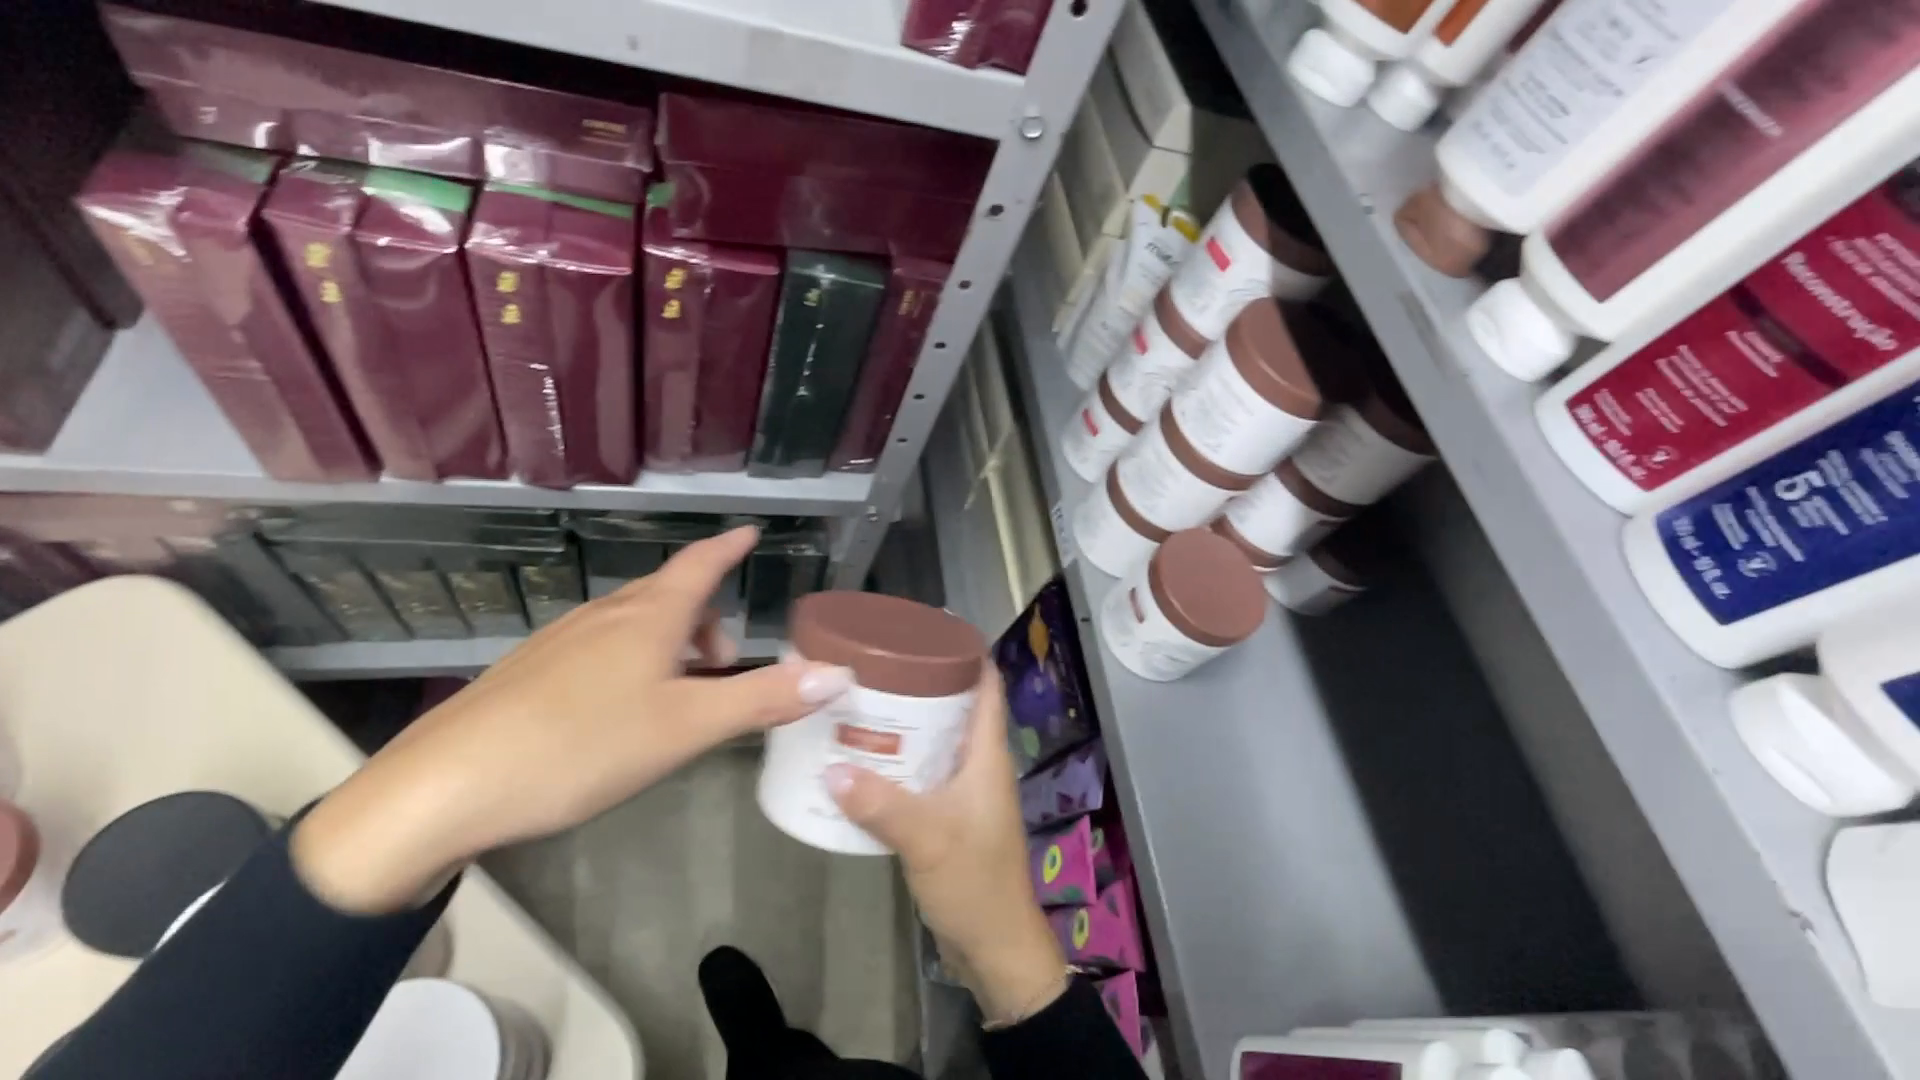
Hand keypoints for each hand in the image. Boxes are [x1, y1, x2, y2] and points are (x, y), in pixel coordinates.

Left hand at [293, 525, 854, 913]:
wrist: (448, 787)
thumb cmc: (581, 746)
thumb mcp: (686, 728)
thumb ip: (762, 698)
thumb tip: (837, 672)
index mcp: (646, 618)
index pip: (700, 565)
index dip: (729, 548)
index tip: (750, 532)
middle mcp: (603, 617)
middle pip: (668, 597)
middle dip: (707, 616)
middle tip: (729, 661)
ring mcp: (560, 643)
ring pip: (633, 626)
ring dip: (671, 645)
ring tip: (683, 695)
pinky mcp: (530, 674)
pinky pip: (600, 651)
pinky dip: (634, 664)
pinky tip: (622, 716)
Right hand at [825, 669, 1067, 1022]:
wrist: (994, 945)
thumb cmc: (974, 882)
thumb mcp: (926, 838)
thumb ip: (880, 803)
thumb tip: (830, 767)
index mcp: (986, 755)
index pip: (985, 685)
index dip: (963, 652)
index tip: (923, 627)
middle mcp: (978, 764)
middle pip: (953, 707)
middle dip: (918, 684)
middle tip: (871, 667)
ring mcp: (964, 792)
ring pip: (935, 741)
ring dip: (905, 724)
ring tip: (859, 705)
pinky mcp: (948, 817)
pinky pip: (922, 774)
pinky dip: (897, 762)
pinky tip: (862, 762)